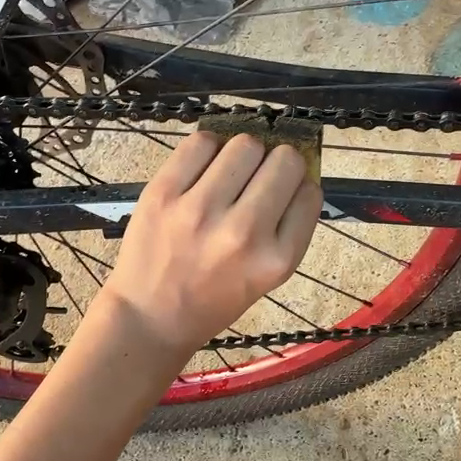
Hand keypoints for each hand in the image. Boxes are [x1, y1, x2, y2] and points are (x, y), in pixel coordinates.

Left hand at [100, 131, 320, 357]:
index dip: (300, 187)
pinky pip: (202, 142)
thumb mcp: (266, 279)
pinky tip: (204, 169)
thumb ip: (286, 230)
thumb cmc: (213, 300)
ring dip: (244, 153)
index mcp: (276, 260)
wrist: (150, 317)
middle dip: (278, 163)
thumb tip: (297, 172)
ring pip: (246, 144)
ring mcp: (201, 210)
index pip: (309, 193)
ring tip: (230, 174)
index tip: (286, 192)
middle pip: (284, 160)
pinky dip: (209, 148)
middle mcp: (244, 233)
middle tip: (259, 179)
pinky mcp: (164, 193)